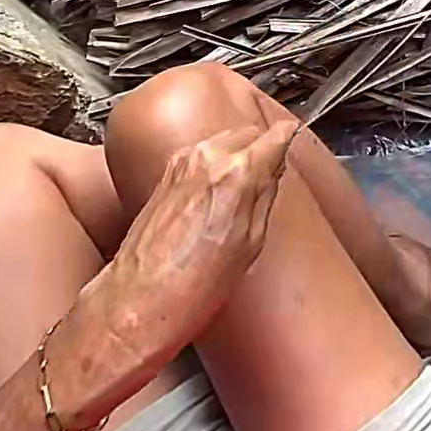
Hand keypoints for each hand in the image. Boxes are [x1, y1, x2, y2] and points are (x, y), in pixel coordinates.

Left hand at [56, 121, 298, 416]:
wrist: (138, 299)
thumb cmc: (192, 285)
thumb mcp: (251, 243)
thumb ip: (265, 196)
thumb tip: (273, 171)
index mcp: (237, 173)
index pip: (274, 136)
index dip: (287, 135)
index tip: (292, 135)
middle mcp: (209, 157)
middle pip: (248, 132)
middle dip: (261, 147)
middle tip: (270, 174)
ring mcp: (184, 160)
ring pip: (225, 139)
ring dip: (238, 153)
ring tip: (242, 189)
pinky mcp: (167, 169)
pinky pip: (204, 152)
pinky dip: (216, 161)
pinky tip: (218, 192)